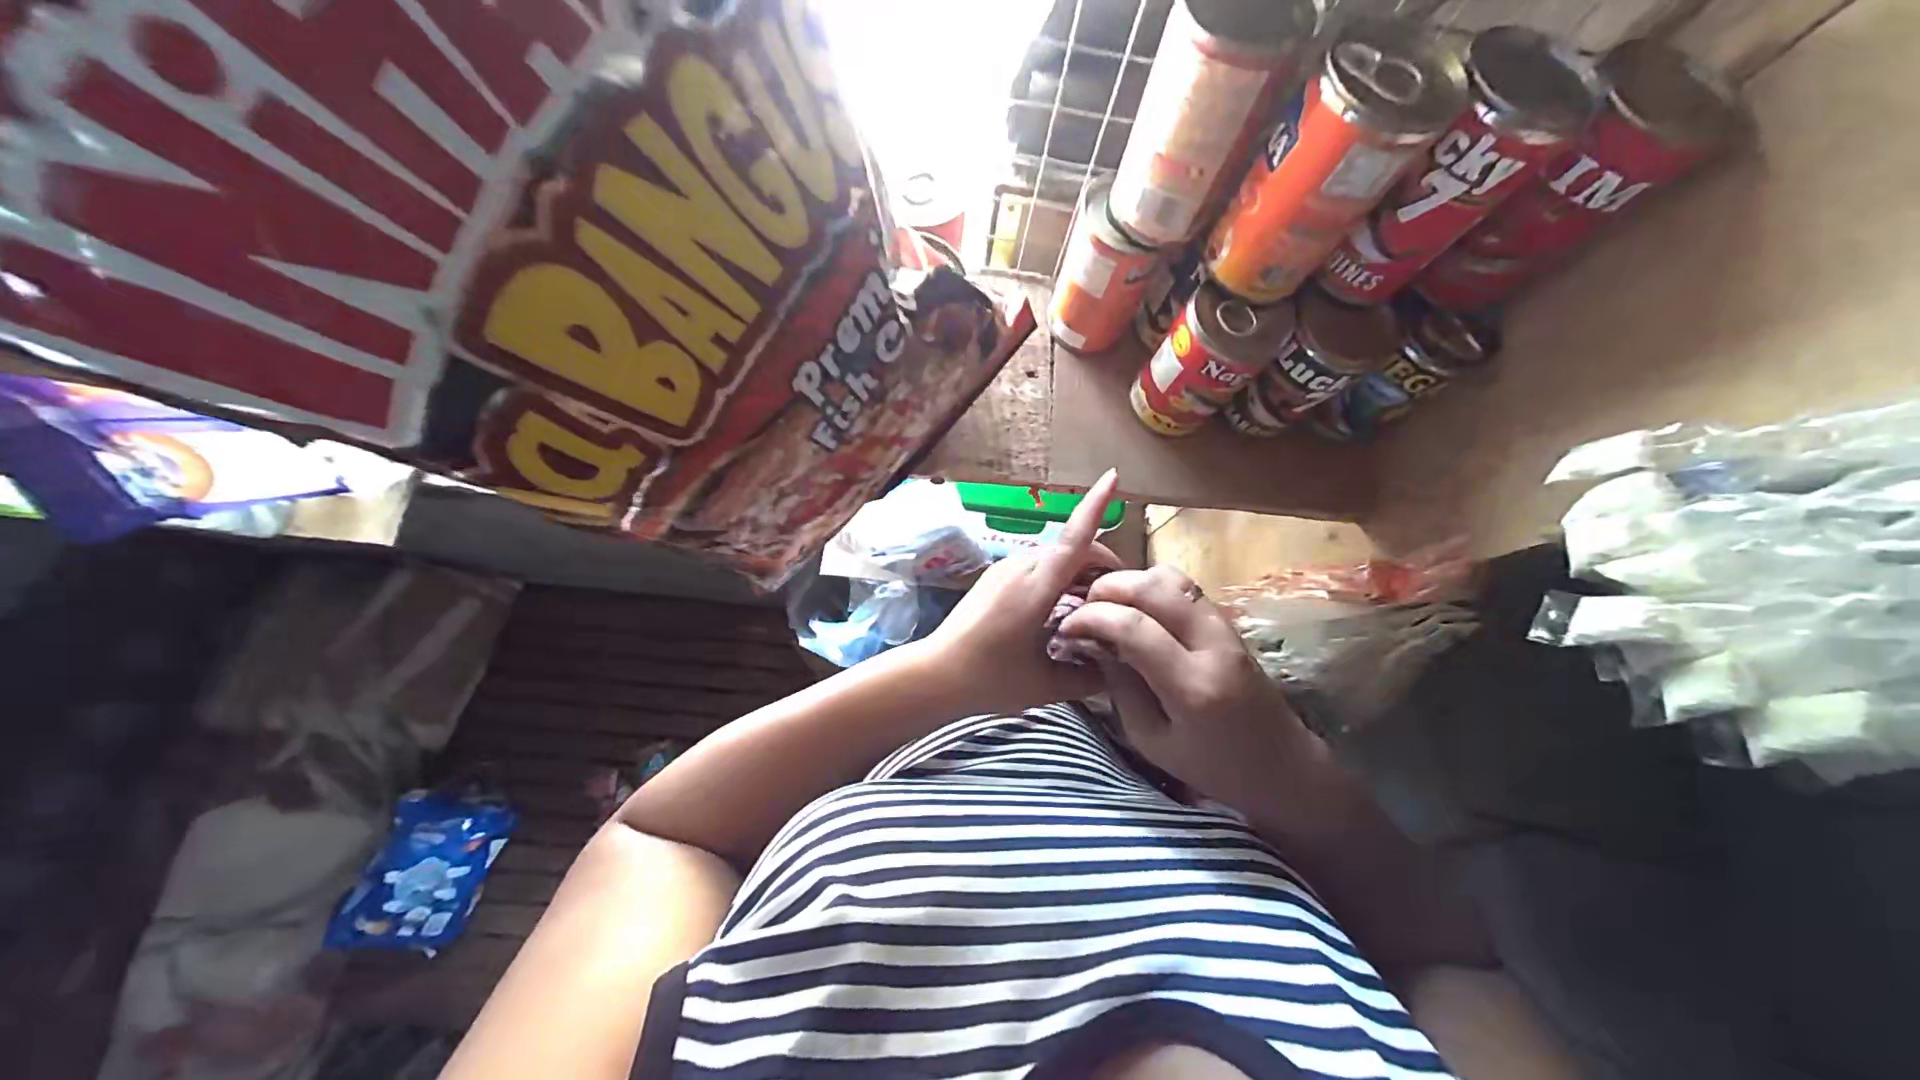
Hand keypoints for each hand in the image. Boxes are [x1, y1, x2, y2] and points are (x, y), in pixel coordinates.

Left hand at [921, 469, 1122, 714]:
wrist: (934, 675)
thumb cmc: (989, 679)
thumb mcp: (1046, 685)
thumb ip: (1088, 676)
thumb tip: (1120, 667)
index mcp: (1036, 587)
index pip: (1074, 539)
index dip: (1095, 506)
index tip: (1112, 477)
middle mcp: (1020, 568)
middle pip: (1071, 548)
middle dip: (1102, 563)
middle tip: (1121, 596)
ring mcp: (1003, 570)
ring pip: (1053, 557)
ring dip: (1078, 571)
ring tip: (1093, 605)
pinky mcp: (993, 577)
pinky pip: (1035, 566)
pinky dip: (1057, 577)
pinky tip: (1060, 608)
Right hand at [1058, 565, 1309, 810]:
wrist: (1282, 766)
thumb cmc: (1213, 768)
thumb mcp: (1152, 740)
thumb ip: (1121, 687)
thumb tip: (1094, 644)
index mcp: (1192, 686)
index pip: (1135, 628)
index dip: (1093, 618)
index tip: (1068, 627)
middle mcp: (1213, 647)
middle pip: (1155, 588)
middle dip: (1109, 588)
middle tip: (1084, 606)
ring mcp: (1226, 631)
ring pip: (1174, 579)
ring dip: (1132, 582)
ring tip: (1106, 602)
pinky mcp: (1229, 625)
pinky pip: (1187, 589)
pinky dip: (1153, 587)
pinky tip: (1134, 606)